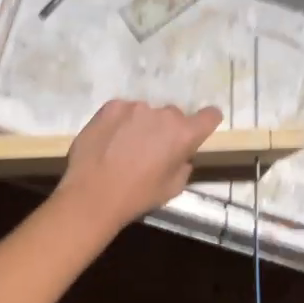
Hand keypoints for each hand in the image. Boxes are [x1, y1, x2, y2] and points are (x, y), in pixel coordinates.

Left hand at [56, 100, 222, 228]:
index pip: (210, 116)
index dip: (207, 122)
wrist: (93, 194)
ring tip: (125, 147)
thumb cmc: (138, 196)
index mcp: (184, 134)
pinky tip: (110, 141)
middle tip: (152, 149)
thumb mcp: (173, 188)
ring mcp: (135, 107)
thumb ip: (183, 165)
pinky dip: (121, 122)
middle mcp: (163, 114)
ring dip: (142, 125)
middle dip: (167, 129)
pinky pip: (123, 111)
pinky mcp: (111, 106)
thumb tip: (180, 156)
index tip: (199, 129)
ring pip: (146, 113)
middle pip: (174, 116)